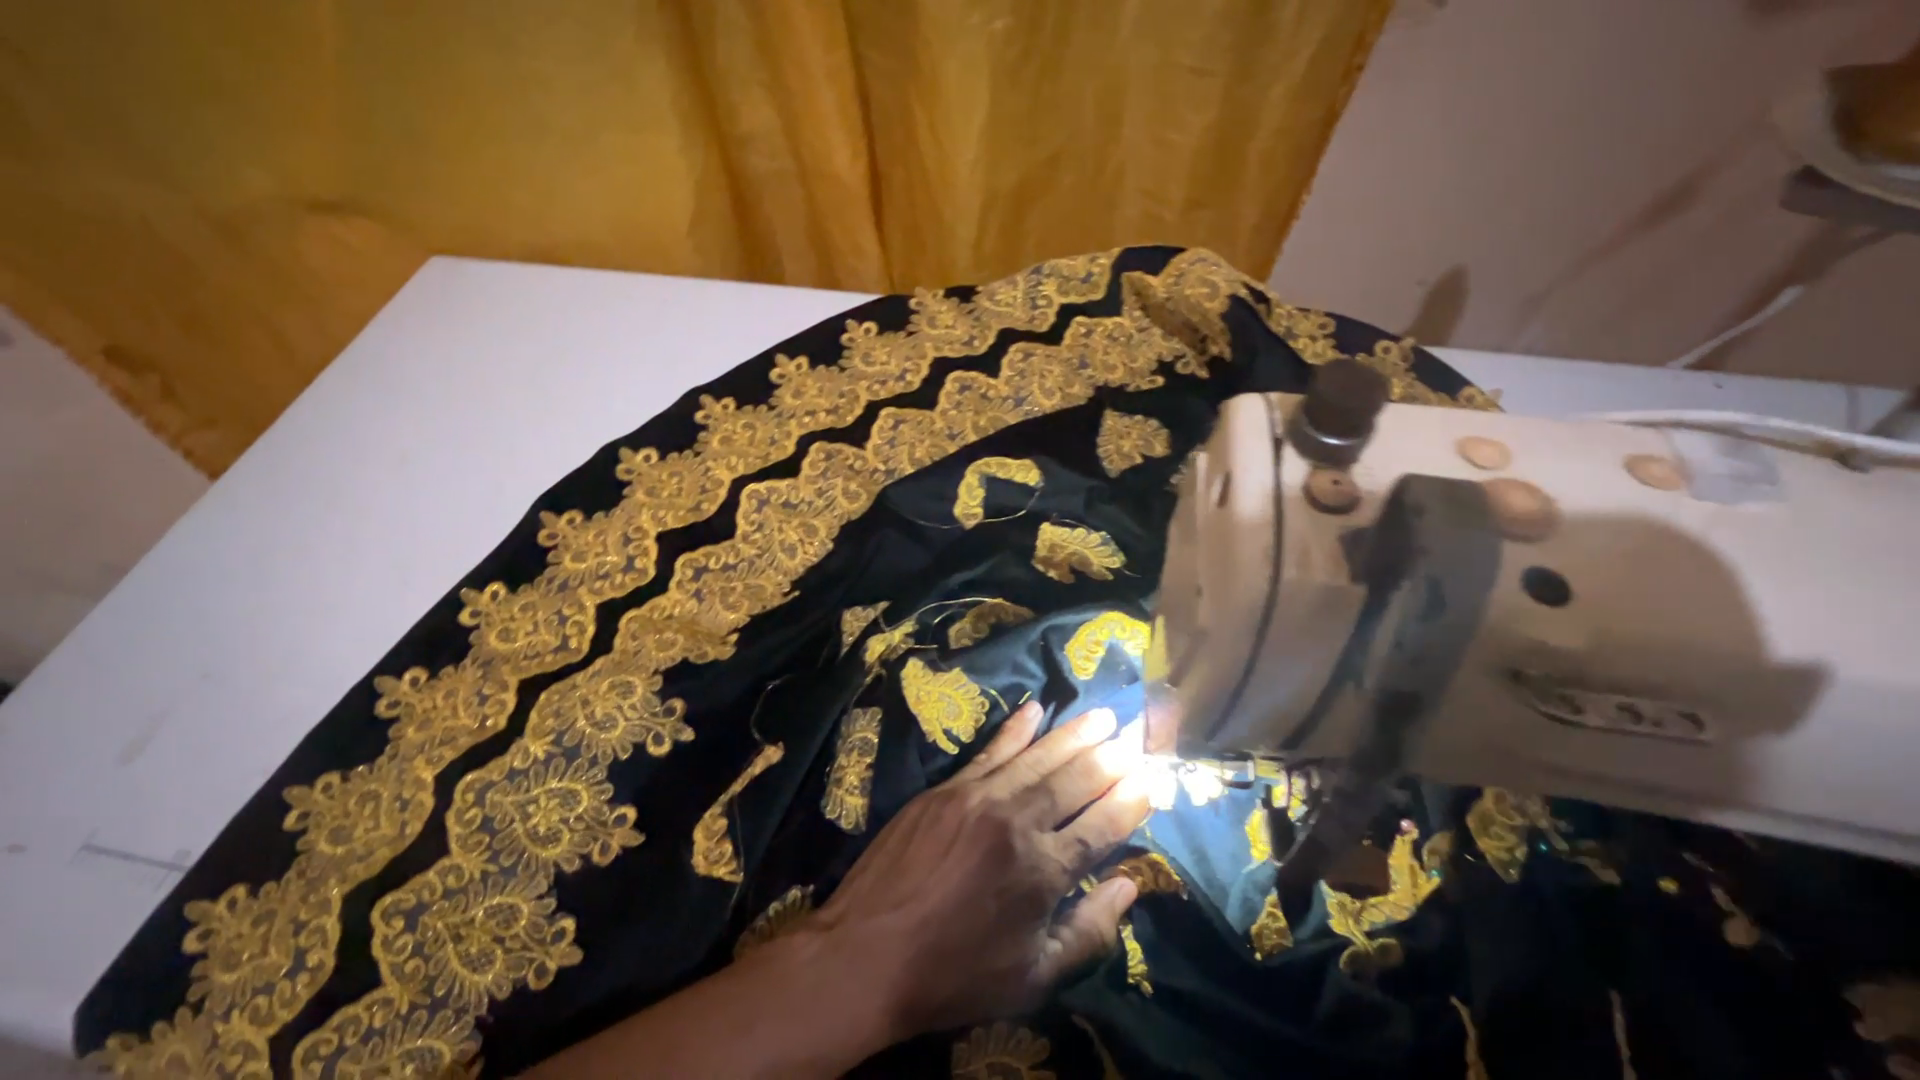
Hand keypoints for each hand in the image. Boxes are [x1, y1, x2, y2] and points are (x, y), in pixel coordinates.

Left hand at [804, 701, 1152, 1040]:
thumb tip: (1130, 886)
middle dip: (1111, 757)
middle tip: (1135, 733)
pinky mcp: (944, 791)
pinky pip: (989, 751)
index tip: (1154, 777)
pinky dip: (1015, 730)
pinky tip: (1035, 709)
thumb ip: (1089, 931)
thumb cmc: (954, 975)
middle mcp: (1017, 823)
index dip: (1132, 801)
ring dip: (1074, 734)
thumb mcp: (1033, 977)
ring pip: (1038, 757)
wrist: (865, 956)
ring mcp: (978, 799)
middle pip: (1075, 780)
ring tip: (1103, 714)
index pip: (1103, 825)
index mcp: (1045, 871)